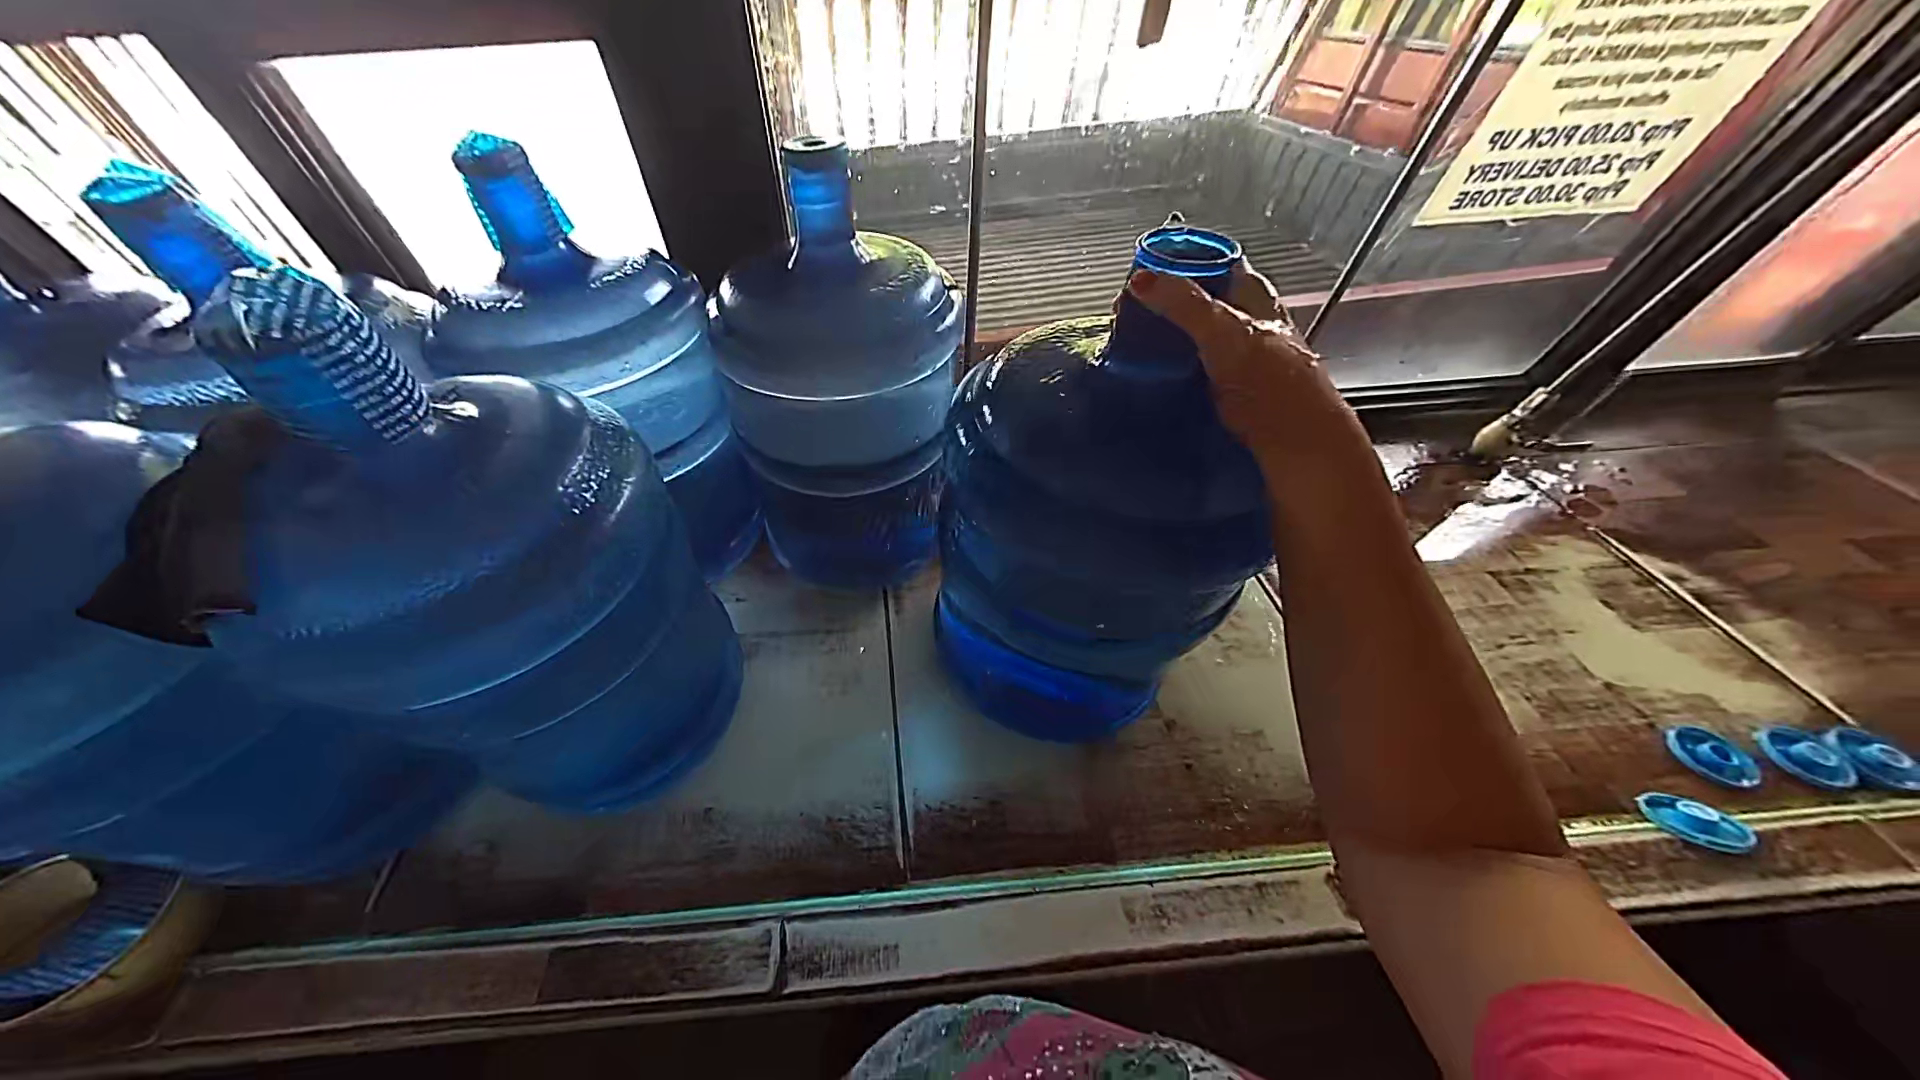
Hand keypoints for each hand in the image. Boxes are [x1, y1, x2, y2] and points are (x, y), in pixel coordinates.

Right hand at [1126, 262, 1381, 513]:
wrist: (1294, 445)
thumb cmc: (1273, 386)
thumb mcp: (1225, 334)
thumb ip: (1186, 305)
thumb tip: (1141, 280)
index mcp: (1258, 303)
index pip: (1221, 267)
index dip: (1188, 265)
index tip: (1151, 272)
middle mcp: (1252, 329)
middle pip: (1207, 305)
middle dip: (1173, 306)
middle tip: (1137, 312)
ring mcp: (1242, 364)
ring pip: (1200, 340)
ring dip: (1172, 341)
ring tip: (1138, 343)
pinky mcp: (1231, 396)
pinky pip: (1196, 374)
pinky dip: (1175, 373)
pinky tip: (1157, 379)